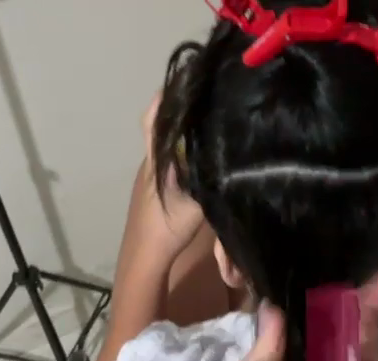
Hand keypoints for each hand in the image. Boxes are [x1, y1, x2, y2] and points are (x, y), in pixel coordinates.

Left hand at [134, 92, 205, 256]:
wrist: (144, 259)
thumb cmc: (167, 228)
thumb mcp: (195, 201)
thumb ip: (209, 177)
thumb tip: (233, 158)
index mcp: (157, 158)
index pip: (156, 115)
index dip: (171, 96)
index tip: (192, 84)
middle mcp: (150, 162)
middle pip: (162, 128)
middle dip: (182, 114)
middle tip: (208, 106)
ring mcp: (149, 179)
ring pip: (165, 148)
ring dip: (182, 138)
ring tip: (209, 130)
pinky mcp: (152, 194)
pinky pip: (168, 165)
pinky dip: (181, 158)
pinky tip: (198, 164)